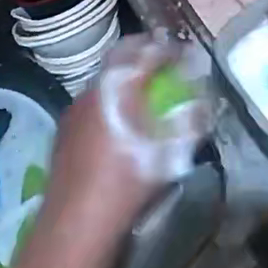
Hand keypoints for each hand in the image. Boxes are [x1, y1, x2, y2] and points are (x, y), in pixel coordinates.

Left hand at [42, 33, 214, 242]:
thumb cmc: (127, 185)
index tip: (183, 51)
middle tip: (165, 63)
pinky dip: (110, 99)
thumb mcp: (170, 156)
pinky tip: (119, 120)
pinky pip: (93, 99)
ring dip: (126, 78)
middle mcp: (94, 88)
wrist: (77, 219)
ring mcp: (75, 105)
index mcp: (119, 88)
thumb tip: (202, 103)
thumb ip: (189, 123)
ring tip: (145, 91)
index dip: (167, 48)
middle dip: (144, 57)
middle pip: (121, 58)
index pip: (145, 51)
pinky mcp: (65, 124)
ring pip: (105, 79)